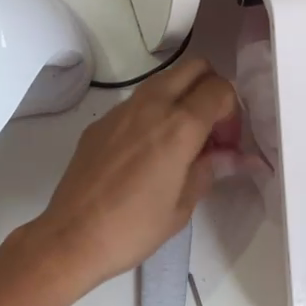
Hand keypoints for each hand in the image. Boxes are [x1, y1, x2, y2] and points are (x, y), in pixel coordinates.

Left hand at [20, 57, 240, 297]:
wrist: (71, 237)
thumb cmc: (133, 228)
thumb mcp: (182, 206)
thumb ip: (209, 170)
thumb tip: (233, 157)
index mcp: (178, 126)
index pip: (220, 89)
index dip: (232, 113)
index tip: (226, 145)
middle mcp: (149, 107)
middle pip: (193, 68)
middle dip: (210, 90)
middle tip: (209, 132)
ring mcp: (119, 111)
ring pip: (162, 81)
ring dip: (180, 98)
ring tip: (180, 143)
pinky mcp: (98, 124)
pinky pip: (135, 104)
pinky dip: (152, 114)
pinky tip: (146, 154)